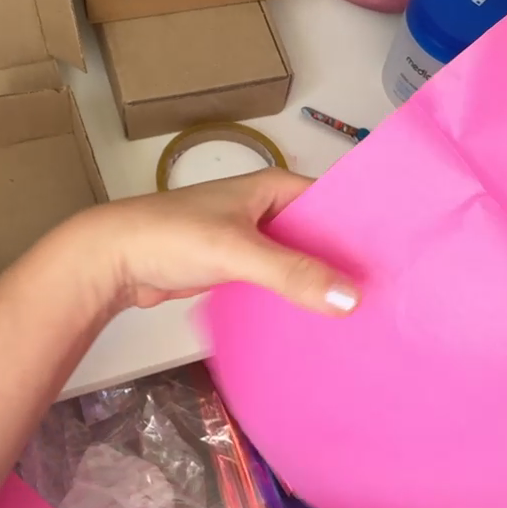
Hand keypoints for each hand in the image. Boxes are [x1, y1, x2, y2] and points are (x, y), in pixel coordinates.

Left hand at [59, 169, 359, 315]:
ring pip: (298, 261)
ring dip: (320, 282)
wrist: (112, 260)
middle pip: (318, 235)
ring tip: (362, 313)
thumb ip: (292, 273)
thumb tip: (351, 299)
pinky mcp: (237, 268)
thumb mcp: (238, 250)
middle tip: (385, 294)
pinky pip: (277, 281)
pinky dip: (294, 296)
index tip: (394, 260)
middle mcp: (267, 209)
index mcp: (274, 187)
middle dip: (344, 261)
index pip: (332, 203)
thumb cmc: (172, 236)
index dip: (360, 229)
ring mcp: (252, 240)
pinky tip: (317, 320)